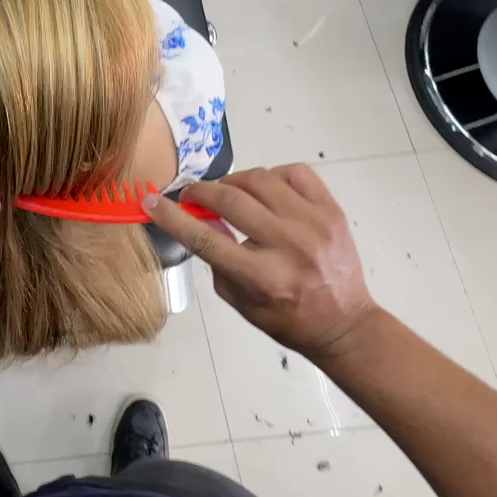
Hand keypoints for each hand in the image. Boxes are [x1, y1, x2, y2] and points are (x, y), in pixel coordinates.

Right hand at [145, 165, 378, 361]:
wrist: (346, 323)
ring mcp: (314, 224)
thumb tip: (199, 219)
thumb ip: (216, 258)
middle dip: (200, 192)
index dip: (172, 216)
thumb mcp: (238, 299)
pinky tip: (264, 190)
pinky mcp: (332, 211)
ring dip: (232, 182)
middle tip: (191, 197)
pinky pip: (295, 172)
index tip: (150, 200)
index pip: (206, 237)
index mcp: (263, 277)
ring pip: (259, 179)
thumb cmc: (285, 318)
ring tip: (227, 194)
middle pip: (231, 201)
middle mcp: (289, 246)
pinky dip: (271, 175)